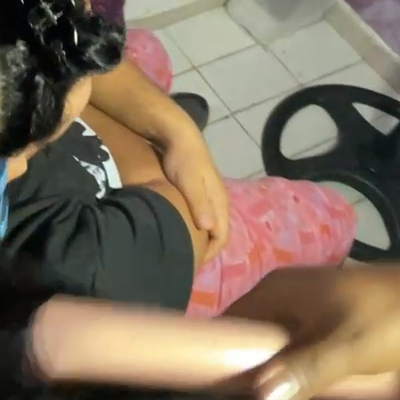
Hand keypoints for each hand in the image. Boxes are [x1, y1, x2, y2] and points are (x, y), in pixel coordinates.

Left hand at [157, 130, 230, 259]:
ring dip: (200, 238)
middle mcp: (219, 201)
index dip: (209, 253)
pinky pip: (202, 215)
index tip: (192, 264)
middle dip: (205, 249)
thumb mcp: (190, 181)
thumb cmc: (182, 159)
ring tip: (184, 249)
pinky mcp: (199, 191)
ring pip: (210, 224)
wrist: (177, 134)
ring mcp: (210, 195)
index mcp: (220, 202)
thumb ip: (199, 203)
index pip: (221, 236)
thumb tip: (209, 228)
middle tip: (186, 261)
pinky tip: (180, 228)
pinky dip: (195, 227)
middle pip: (217, 233)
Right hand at [229, 263, 399, 399]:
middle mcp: (288, 298)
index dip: (232, 365)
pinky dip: (324, 389)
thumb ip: (302, 373)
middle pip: (263, 351)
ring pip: (291, 361)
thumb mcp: (347, 348)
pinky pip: (314, 361)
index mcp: (278, 291)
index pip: (232, 326)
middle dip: (282, 394)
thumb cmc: (394, 319)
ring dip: (307, 398)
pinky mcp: (337, 327)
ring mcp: (314, 312)